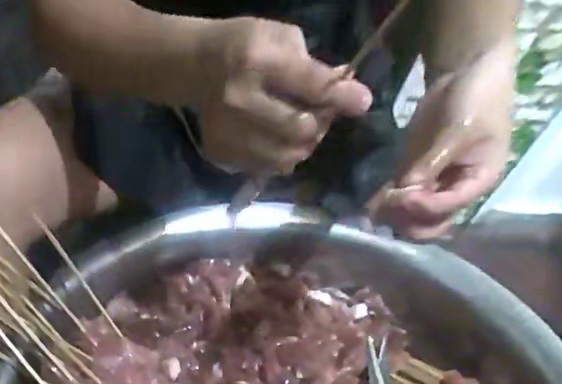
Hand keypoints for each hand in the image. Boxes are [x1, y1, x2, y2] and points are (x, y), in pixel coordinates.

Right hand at [195, 18, 372, 175]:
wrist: (199, 68)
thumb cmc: (248, 45)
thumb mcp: (282, 38)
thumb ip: (311, 68)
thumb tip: (341, 94)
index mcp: (258, 62)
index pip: (310, 85)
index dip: (341, 97)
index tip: (362, 103)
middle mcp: (239, 101)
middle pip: (296, 131)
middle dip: (317, 127)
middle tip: (321, 119)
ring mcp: (226, 133)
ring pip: (279, 158)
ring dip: (298, 148)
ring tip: (301, 134)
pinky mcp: (218, 154)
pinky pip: (259, 167)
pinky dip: (275, 158)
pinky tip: (276, 142)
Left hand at [368, 44, 516, 240]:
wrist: (466, 74)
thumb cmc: (477, 98)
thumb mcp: (458, 130)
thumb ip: (431, 164)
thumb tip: (405, 191)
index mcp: (479, 181)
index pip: (447, 210)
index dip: (421, 208)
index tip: (401, 194)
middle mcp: (457, 192)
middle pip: (429, 226)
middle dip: (405, 220)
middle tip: (386, 203)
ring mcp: (434, 189)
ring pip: (409, 219)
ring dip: (390, 216)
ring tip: (374, 203)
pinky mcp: (414, 180)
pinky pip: (397, 204)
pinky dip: (384, 206)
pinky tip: (371, 199)